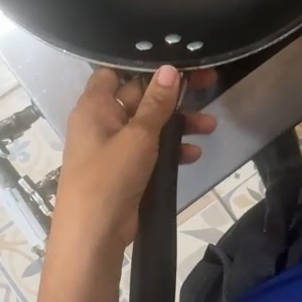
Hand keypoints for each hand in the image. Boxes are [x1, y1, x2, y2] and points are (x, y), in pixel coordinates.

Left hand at [53, 66, 216, 254]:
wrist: (93, 239)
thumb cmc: (109, 178)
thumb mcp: (138, 136)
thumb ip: (157, 102)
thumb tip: (169, 69)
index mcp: (95, 107)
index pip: (115, 72)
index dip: (143, 65)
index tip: (175, 62)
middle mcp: (102, 122)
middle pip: (140, 97)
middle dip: (173, 95)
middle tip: (207, 84)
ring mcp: (114, 147)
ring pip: (151, 124)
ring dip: (178, 124)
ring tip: (209, 127)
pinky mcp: (126, 169)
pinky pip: (152, 149)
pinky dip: (171, 149)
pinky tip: (193, 155)